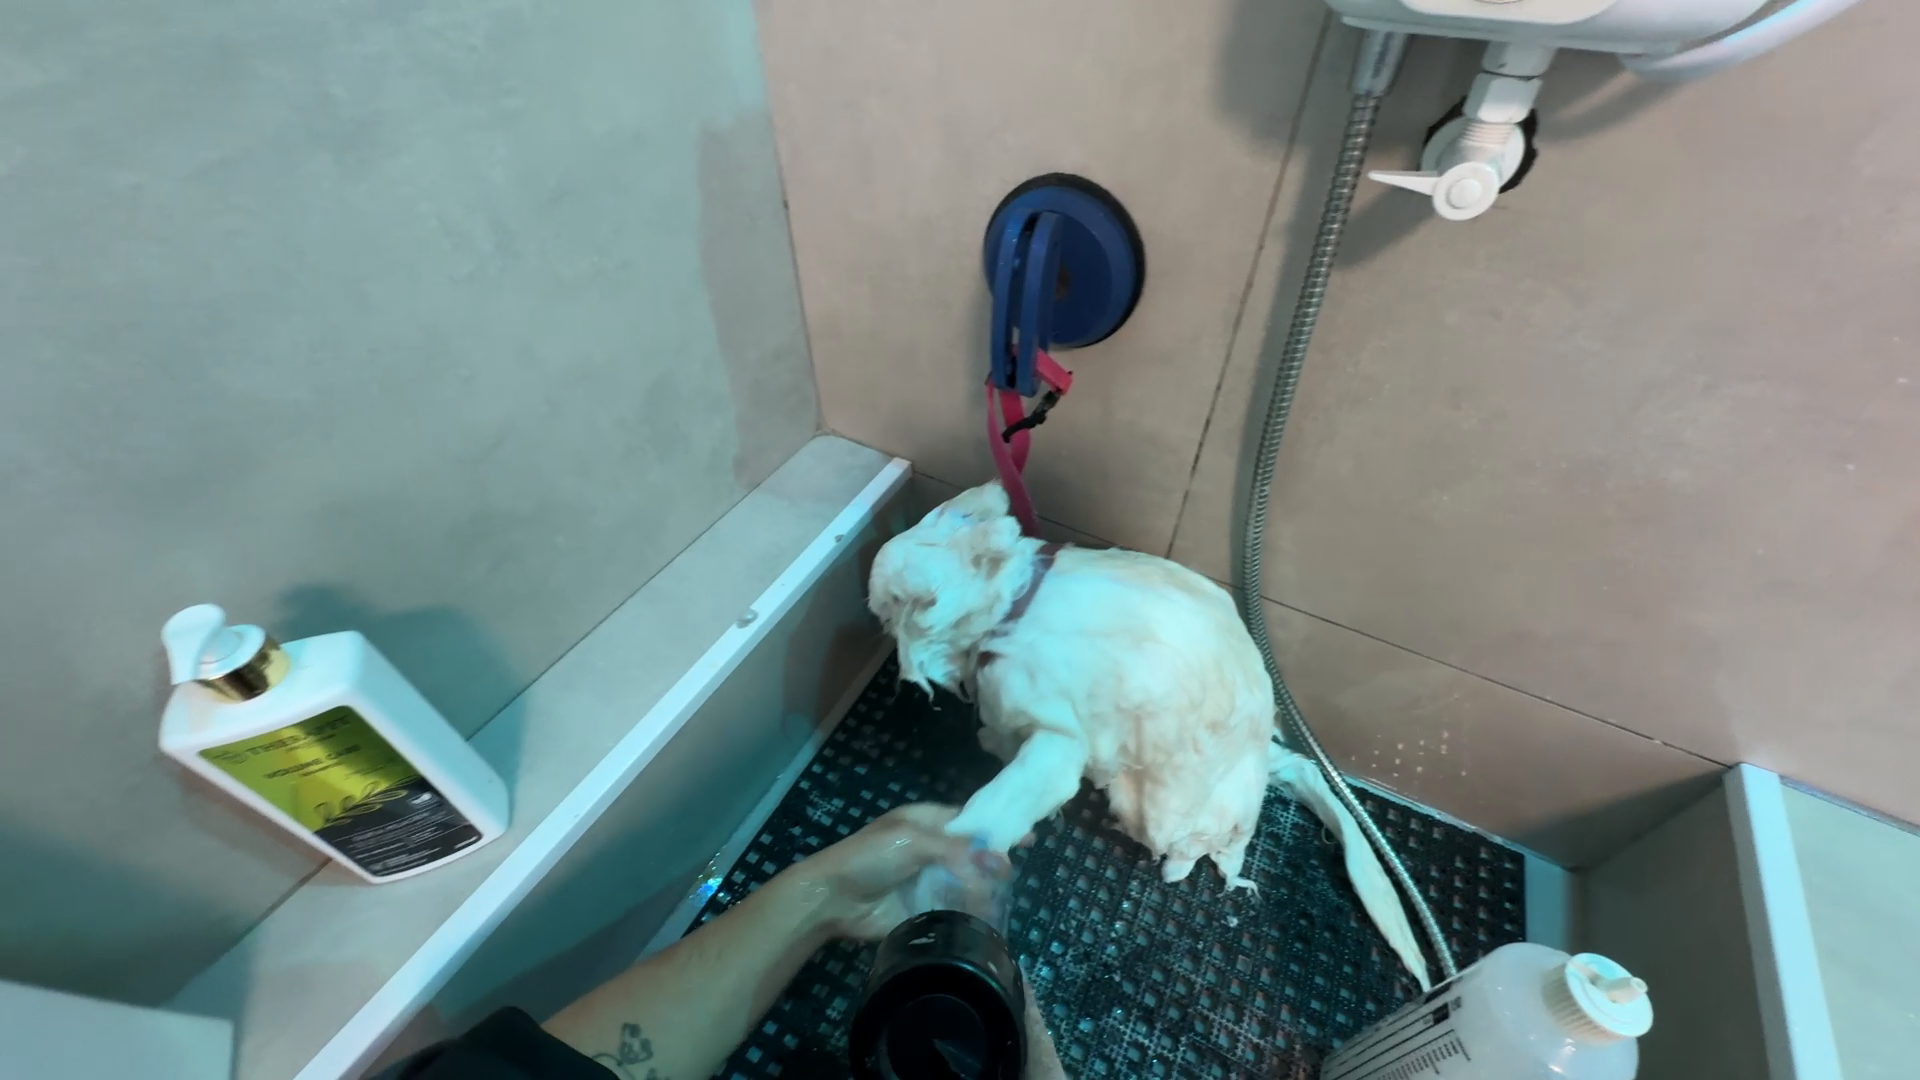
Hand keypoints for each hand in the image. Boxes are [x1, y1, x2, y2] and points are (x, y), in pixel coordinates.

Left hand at [783, 804, 1014, 940]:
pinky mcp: (925, 909)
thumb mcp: (913, 839)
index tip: (1026, 836)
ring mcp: (929, 879)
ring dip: (984, 889)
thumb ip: (954, 848)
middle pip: (971, 852)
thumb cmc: (871, 856)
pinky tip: (987, 919)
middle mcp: (931, 848)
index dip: (995, 827)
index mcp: (927, 821)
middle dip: (992, 861)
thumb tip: (992, 860)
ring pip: (967, 882)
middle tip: (1009, 874)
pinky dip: (971, 912)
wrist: (835, 899)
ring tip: (1001, 899)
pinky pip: (955, 908)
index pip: (969, 819)